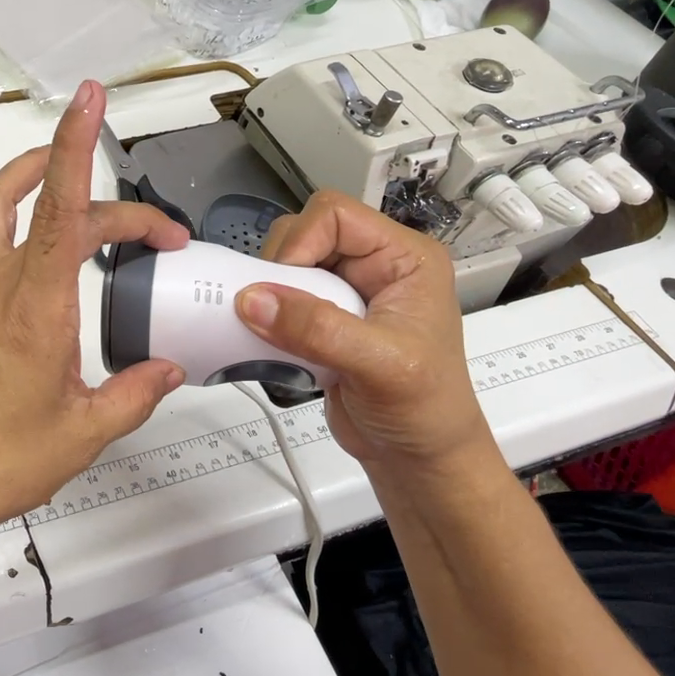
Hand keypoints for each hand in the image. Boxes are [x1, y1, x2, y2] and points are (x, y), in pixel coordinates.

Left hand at [0, 80, 189, 563]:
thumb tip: (165, 369)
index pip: (65, 206)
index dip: (77, 145)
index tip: (89, 99)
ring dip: (24, 174)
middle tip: (148, 233)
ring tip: (55, 164)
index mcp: (39, 304)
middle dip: (110, 210)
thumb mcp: (84, 433)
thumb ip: (135, 393)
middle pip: (52, 209)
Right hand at [234, 190, 488, 469]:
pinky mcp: (322, 316)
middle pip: (303, 232)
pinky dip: (266, 315)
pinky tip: (272, 340)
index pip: (334, 214)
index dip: (301, 242)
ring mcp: (346, 290)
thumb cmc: (424, 411)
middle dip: (280, 269)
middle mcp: (374, 264)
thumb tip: (250, 298)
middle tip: (277, 313)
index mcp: (404, 257)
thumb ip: (317, 328)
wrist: (420, 461)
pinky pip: (278, 296)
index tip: (283, 287)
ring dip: (270, 294)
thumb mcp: (380, 365)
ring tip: (277, 330)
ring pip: (284, 263)